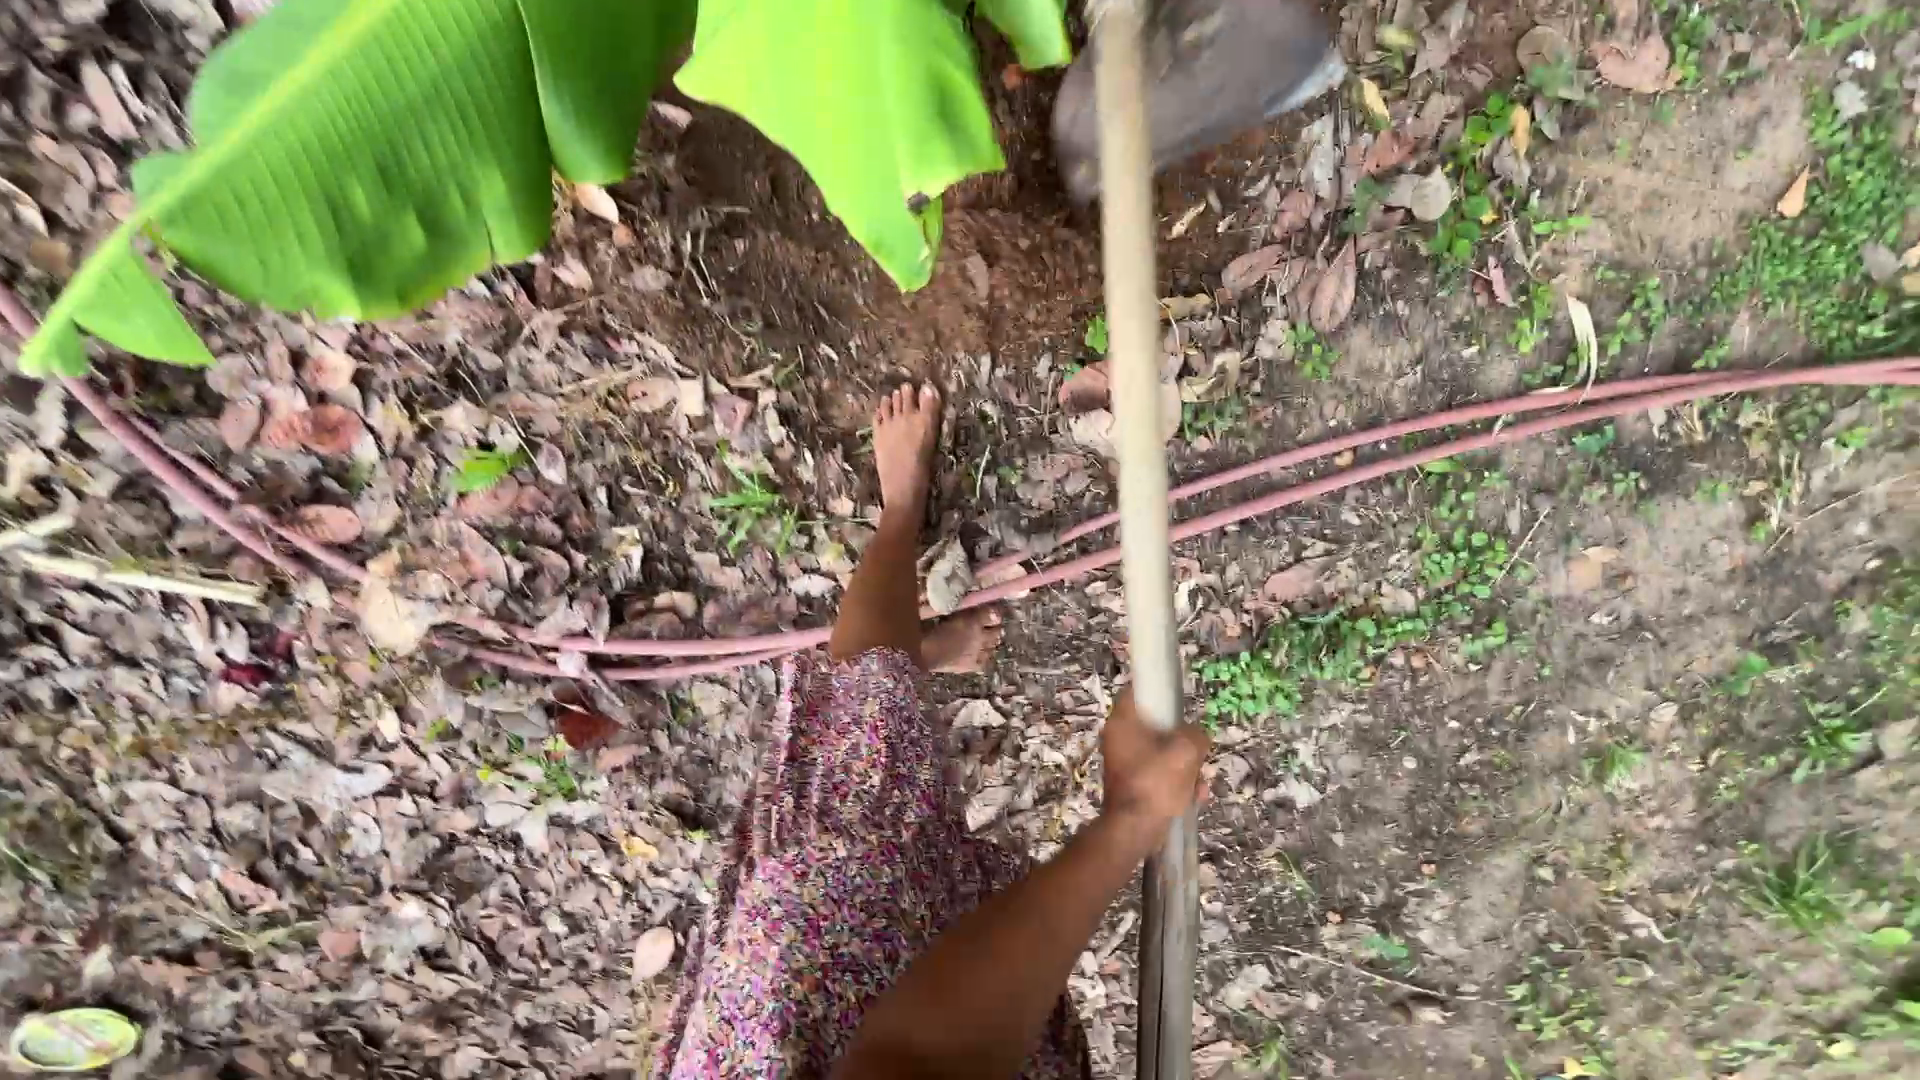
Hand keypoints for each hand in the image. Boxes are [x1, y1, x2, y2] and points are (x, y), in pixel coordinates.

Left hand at [1099, 690, 1208, 839]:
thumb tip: (1196, 737)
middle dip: (1184, 741)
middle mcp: (1119, 737)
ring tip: (1200, 784)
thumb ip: (1196, 737)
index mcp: (1122, 722)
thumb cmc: (1154, 784)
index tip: (1178, 701)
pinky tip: (1195, 797)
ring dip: (1187, 766)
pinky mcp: (1133, 781)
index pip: (1137, 691)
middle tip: (1198, 753)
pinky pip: (1160, 772)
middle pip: (1157, 725)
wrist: (1134, 830)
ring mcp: (1125, 761)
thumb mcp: (1184, 753)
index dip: (1159, 691)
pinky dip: (1178, 782)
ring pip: (1163, 752)